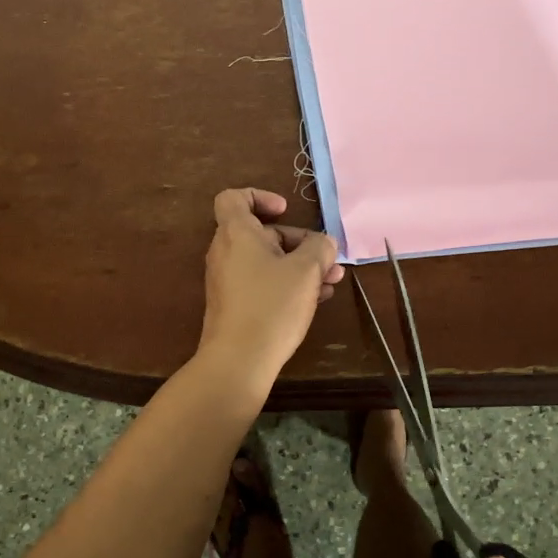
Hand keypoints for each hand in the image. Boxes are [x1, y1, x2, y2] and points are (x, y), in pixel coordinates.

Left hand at [197, 188, 344, 384]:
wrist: (238, 361)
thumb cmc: (271, 305)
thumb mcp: (306, 272)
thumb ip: (319, 249)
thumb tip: (325, 242)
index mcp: (236, 233)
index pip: (234, 198)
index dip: (259, 197)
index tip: (286, 211)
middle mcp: (225, 251)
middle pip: (260, 232)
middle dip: (297, 241)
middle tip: (326, 258)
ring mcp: (227, 279)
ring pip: (265, 260)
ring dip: (298, 265)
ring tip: (332, 281)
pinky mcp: (233, 304)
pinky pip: (260, 281)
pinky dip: (285, 283)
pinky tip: (316, 300)